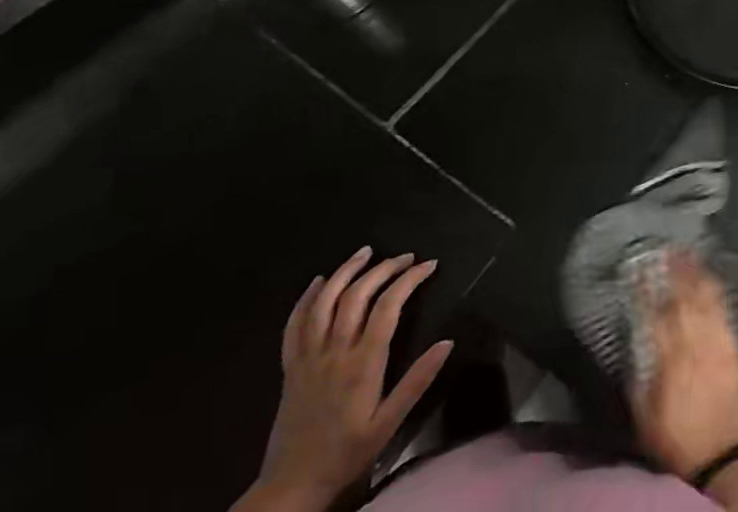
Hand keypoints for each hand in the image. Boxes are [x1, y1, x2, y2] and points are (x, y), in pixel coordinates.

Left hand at [235, 247, 452, 511]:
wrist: (292, 484)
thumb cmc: (347, 453)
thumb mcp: (390, 423)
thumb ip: (417, 381)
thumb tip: (447, 342)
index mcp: (363, 364)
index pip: (388, 307)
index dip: (409, 280)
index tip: (429, 264)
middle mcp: (334, 352)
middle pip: (357, 296)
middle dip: (383, 269)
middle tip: (406, 257)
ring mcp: (308, 357)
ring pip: (324, 303)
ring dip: (345, 272)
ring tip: (365, 252)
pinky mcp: (290, 367)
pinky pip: (294, 325)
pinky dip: (306, 298)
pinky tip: (318, 282)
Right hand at [631, 252, 737, 479]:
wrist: (717, 457)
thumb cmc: (672, 435)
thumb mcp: (643, 406)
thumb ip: (639, 366)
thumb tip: (637, 333)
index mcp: (669, 360)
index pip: (655, 313)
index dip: (647, 288)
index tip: (640, 268)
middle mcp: (696, 346)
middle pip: (685, 299)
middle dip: (676, 271)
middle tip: (668, 249)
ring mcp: (719, 345)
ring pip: (707, 301)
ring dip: (697, 274)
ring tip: (688, 254)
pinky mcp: (735, 349)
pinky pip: (725, 312)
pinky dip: (716, 292)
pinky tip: (711, 279)